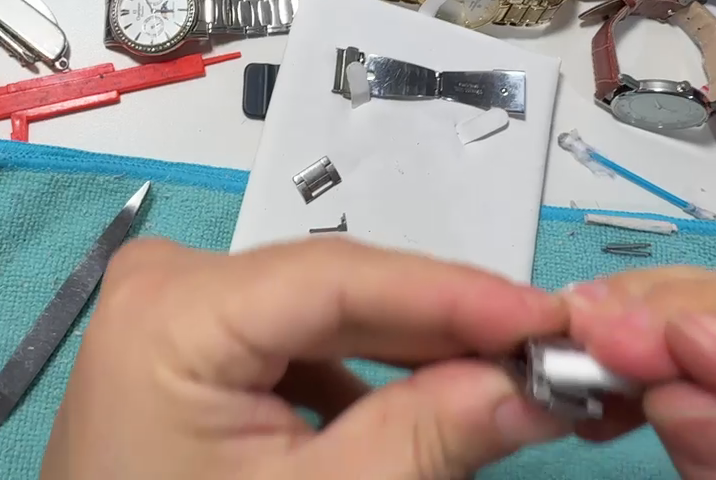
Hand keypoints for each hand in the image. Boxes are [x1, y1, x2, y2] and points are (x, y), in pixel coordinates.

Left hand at [41, 237, 571, 478]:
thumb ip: (423, 439)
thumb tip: (531, 387)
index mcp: (174, 308)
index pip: (337, 276)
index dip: (452, 291)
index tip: (547, 313)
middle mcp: (169, 277)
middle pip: (328, 288)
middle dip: (439, 324)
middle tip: (541, 347)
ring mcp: (171, 297)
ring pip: (315, 308)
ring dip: (406, 347)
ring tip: (497, 372)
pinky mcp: (184, 328)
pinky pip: (287, 334)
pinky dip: (355, 367)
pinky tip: (417, 398)